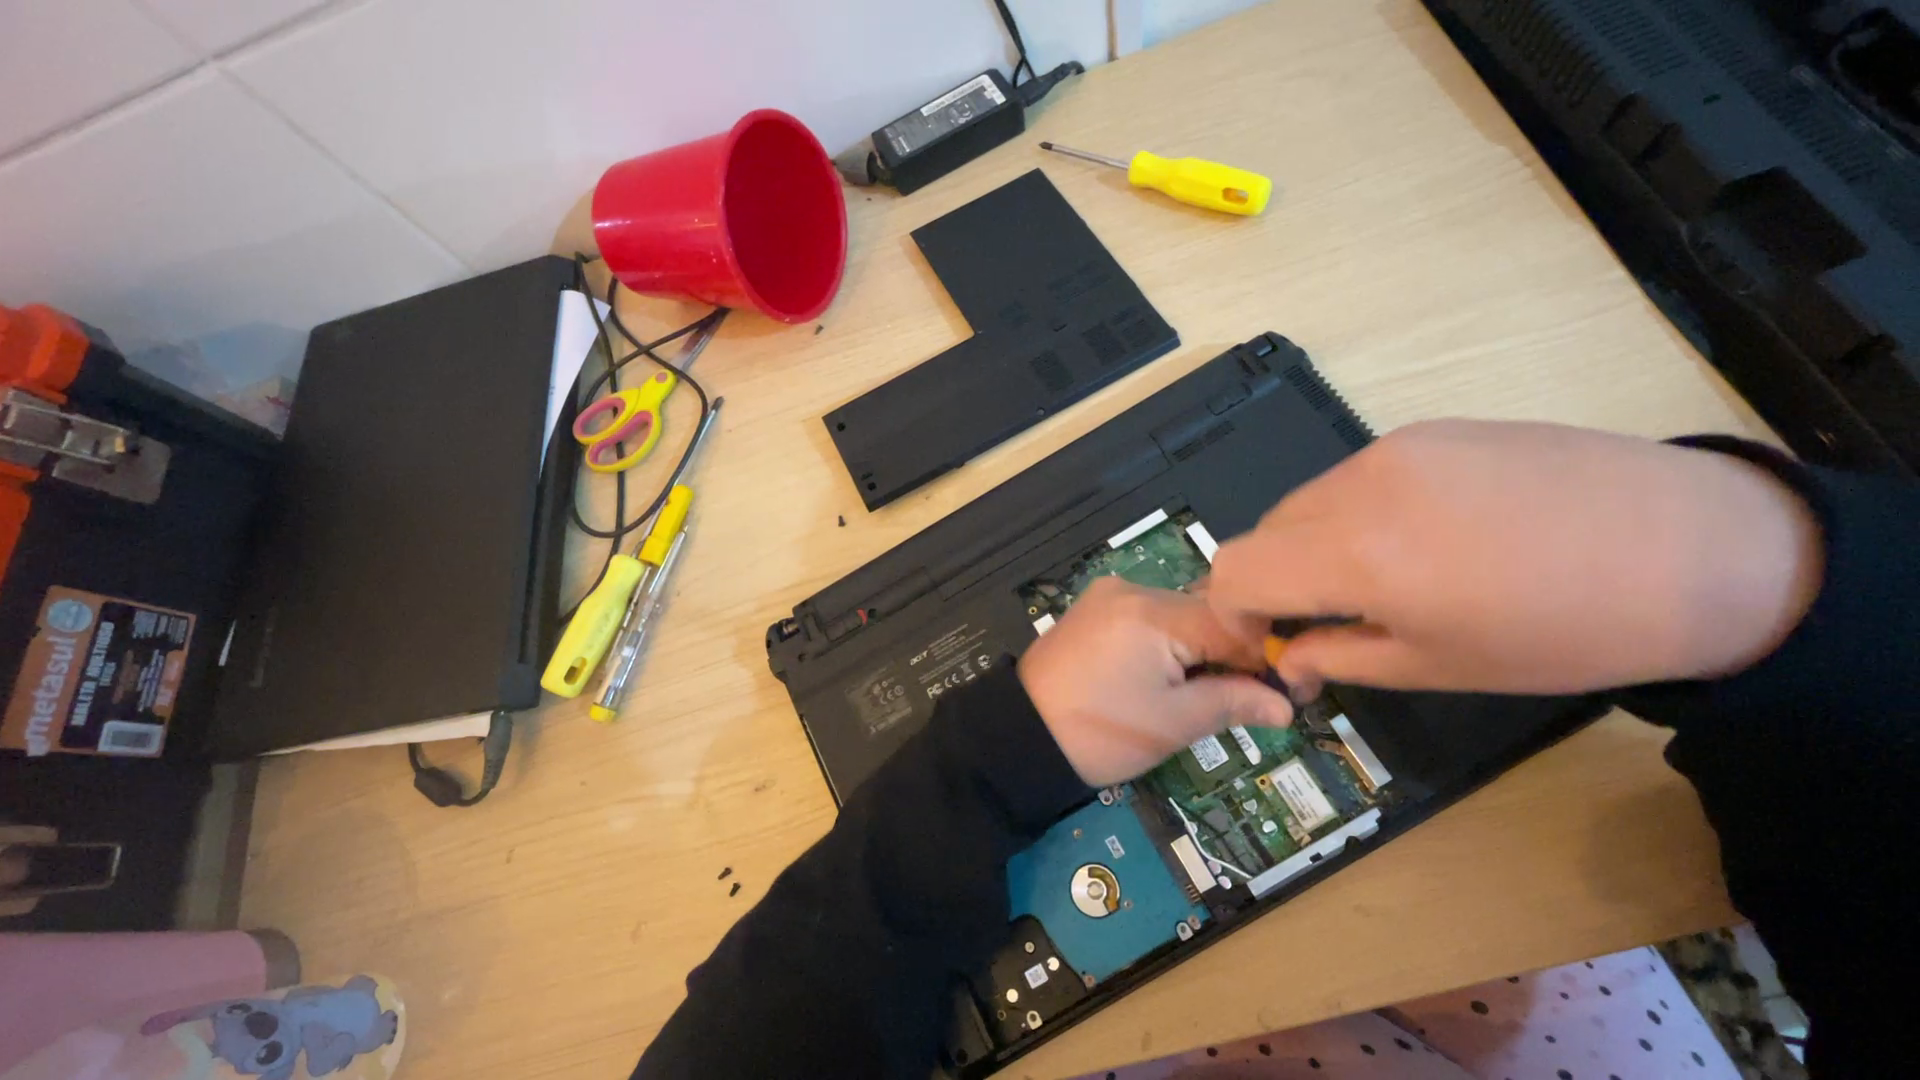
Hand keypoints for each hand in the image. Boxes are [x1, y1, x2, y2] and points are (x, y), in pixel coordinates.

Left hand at [1018, 577, 1291, 785]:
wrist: (1018, 737)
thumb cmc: (1099, 734)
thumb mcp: (1172, 724)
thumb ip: (1232, 703)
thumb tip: (1286, 703)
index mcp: (1153, 612)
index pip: (1233, 622)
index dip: (1264, 655)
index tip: (1289, 687)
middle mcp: (1132, 589)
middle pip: (1207, 611)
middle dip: (1232, 650)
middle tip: (1253, 693)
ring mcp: (1109, 595)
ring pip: (1180, 612)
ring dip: (1201, 645)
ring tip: (1212, 688)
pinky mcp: (1094, 608)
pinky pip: (1149, 616)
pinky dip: (1170, 640)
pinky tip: (1175, 672)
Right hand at [1207, 419, 1822, 695]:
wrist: (1697, 548)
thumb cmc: (1561, 632)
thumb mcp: (1437, 667)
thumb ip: (1339, 658)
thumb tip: (1289, 659)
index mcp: (1354, 554)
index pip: (1234, 569)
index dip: (1231, 612)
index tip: (1268, 640)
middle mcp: (1356, 486)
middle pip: (1263, 532)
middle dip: (1273, 581)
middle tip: (1324, 620)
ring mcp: (1392, 448)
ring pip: (1306, 502)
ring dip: (1313, 547)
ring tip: (1382, 580)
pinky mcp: (1428, 430)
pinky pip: (1356, 478)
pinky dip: (1355, 515)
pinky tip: (1423, 537)